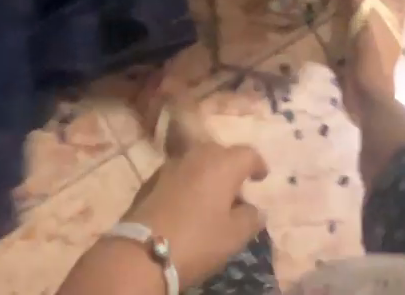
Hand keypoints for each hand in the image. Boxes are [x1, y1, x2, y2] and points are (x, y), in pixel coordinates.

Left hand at [124, 142, 269, 285]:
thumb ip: (250, 219)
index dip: (258, 164)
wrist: (143, 250)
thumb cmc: (197, 240)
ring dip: (207, 174)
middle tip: (236, 191)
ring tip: (211, 198)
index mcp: (223, 164)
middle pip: (221, 153)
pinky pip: (179, 173)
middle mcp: (198, 154)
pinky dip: (188, 182)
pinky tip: (187, 204)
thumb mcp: (233, 237)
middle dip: (230, 168)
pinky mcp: (152, 177)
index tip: (261, 177)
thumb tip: (256, 210)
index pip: (248, 154)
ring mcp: (172, 163)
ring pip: (198, 161)